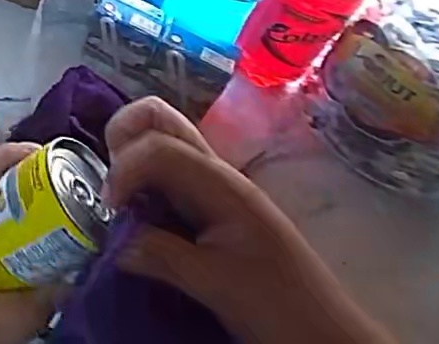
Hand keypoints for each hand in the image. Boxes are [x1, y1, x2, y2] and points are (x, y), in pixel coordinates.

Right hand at [103, 97, 393, 343]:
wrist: (330, 336)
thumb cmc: (282, 308)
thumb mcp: (219, 287)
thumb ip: (162, 256)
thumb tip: (111, 240)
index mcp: (219, 181)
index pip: (157, 146)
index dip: (123, 169)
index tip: (108, 210)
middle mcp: (213, 169)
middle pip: (157, 116)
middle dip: (122, 134)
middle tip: (111, 183)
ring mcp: (212, 182)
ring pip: (160, 135)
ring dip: (130, 151)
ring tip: (120, 196)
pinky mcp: (209, 201)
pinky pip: (166, 166)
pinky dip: (141, 173)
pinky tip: (137, 209)